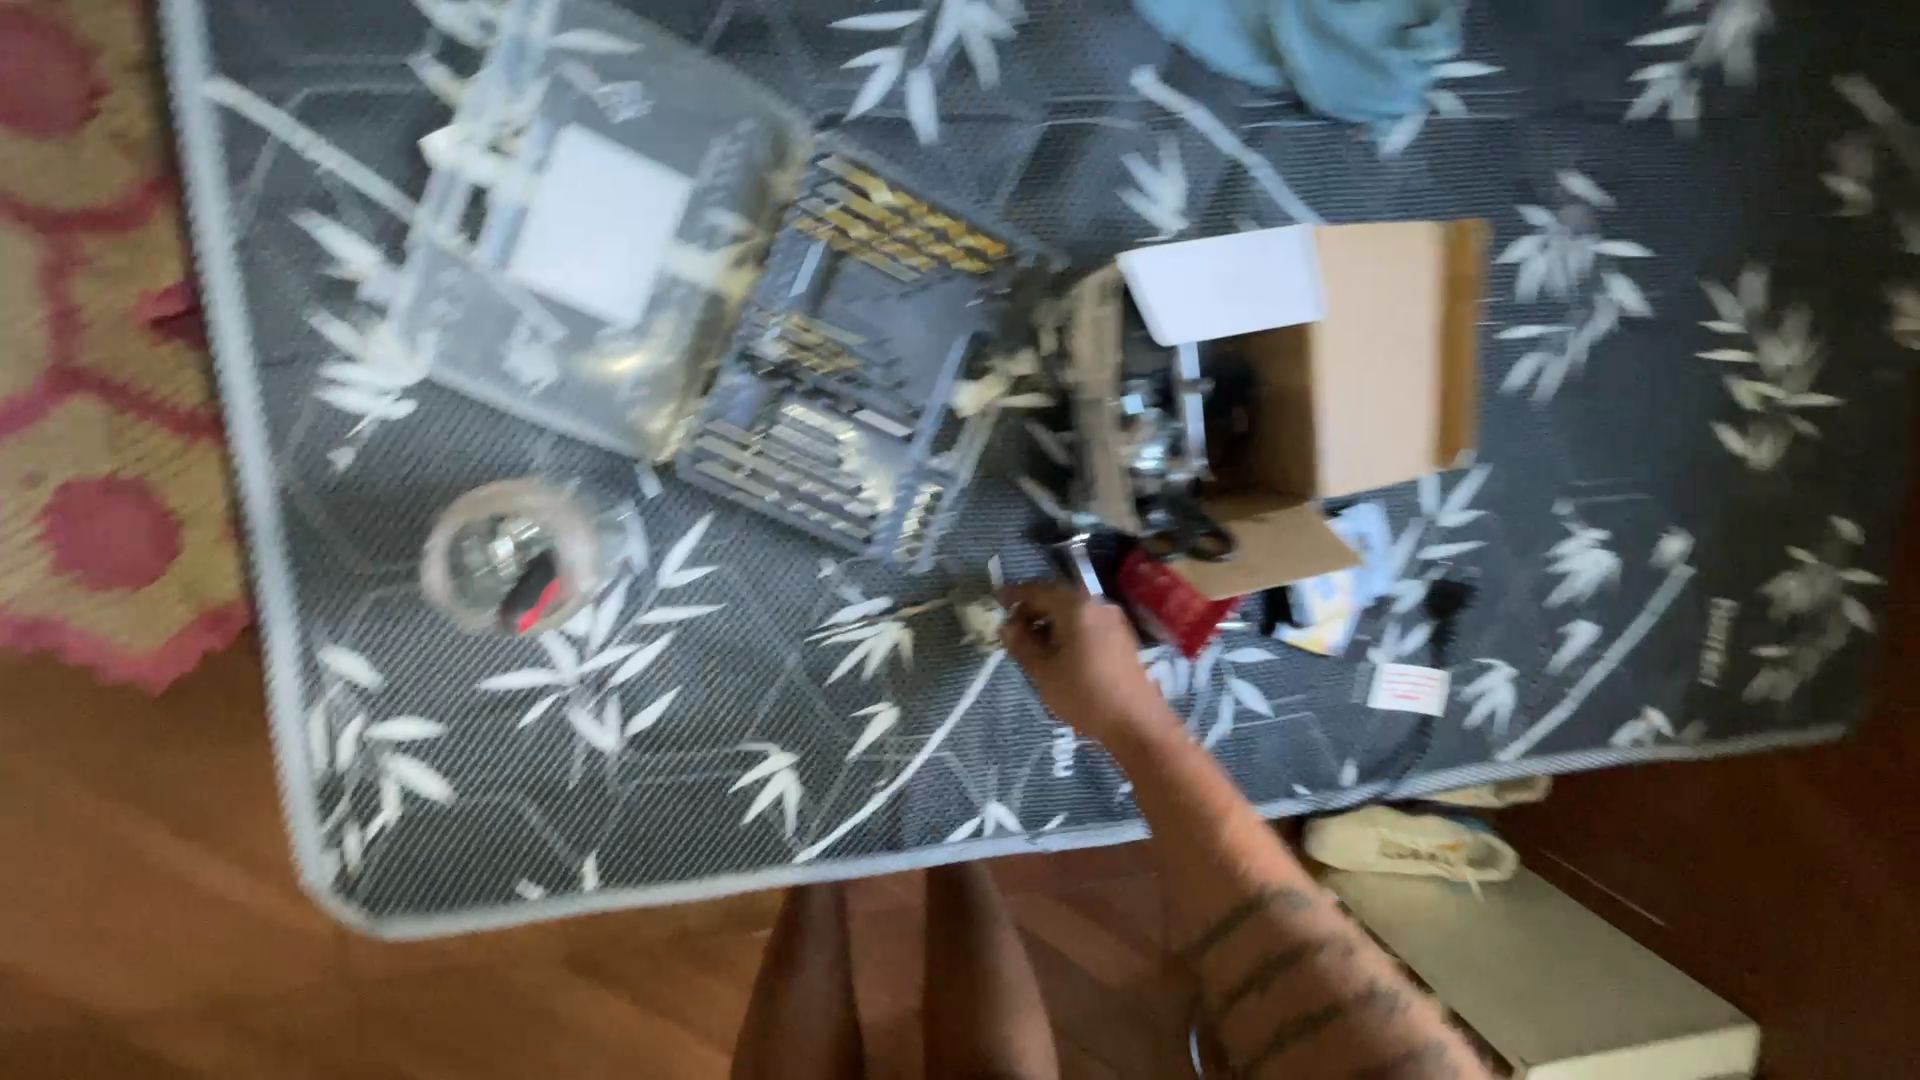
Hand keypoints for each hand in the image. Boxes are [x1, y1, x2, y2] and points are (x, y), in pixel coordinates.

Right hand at [997, 583, 1178, 744]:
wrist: (1135, 721)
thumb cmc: (1083, 694)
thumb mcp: (1043, 671)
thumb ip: (1022, 644)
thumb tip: (1007, 627)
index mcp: (1075, 607)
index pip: (1038, 591)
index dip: (1015, 595)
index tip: (997, 599)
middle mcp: (1096, 604)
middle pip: (1057, 597)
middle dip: (1033, 608)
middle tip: (1012, 626)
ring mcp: (1113, 619)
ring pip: (1073, 610)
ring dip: (1050, 620)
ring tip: (1032, 642)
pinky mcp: (1121, 635)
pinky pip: (1087, 621)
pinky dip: (1068, 628)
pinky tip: (1058, 649)